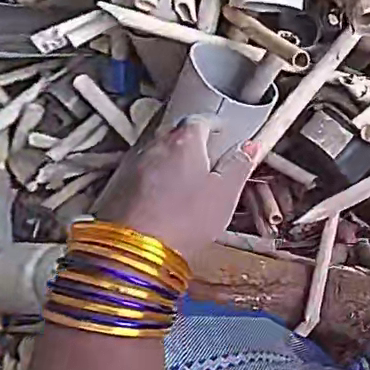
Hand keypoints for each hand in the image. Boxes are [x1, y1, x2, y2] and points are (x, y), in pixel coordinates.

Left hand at [96, 117, 258, 259]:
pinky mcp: (118, 184)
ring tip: (184, 178)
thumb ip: (238, 166)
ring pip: (156, 152)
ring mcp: (133, 164)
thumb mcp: (224, 195)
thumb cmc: (183, 222)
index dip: (213, 124)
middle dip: (190, 140)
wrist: (137, 249)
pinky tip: (162, 196)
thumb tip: (250, 147)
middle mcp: (155, 146)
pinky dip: (153, 176)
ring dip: (170, 159)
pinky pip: (141, 171)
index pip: (200, 120)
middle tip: (205, 153)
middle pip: (175, 133)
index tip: (220, 130)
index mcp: (185, 142)